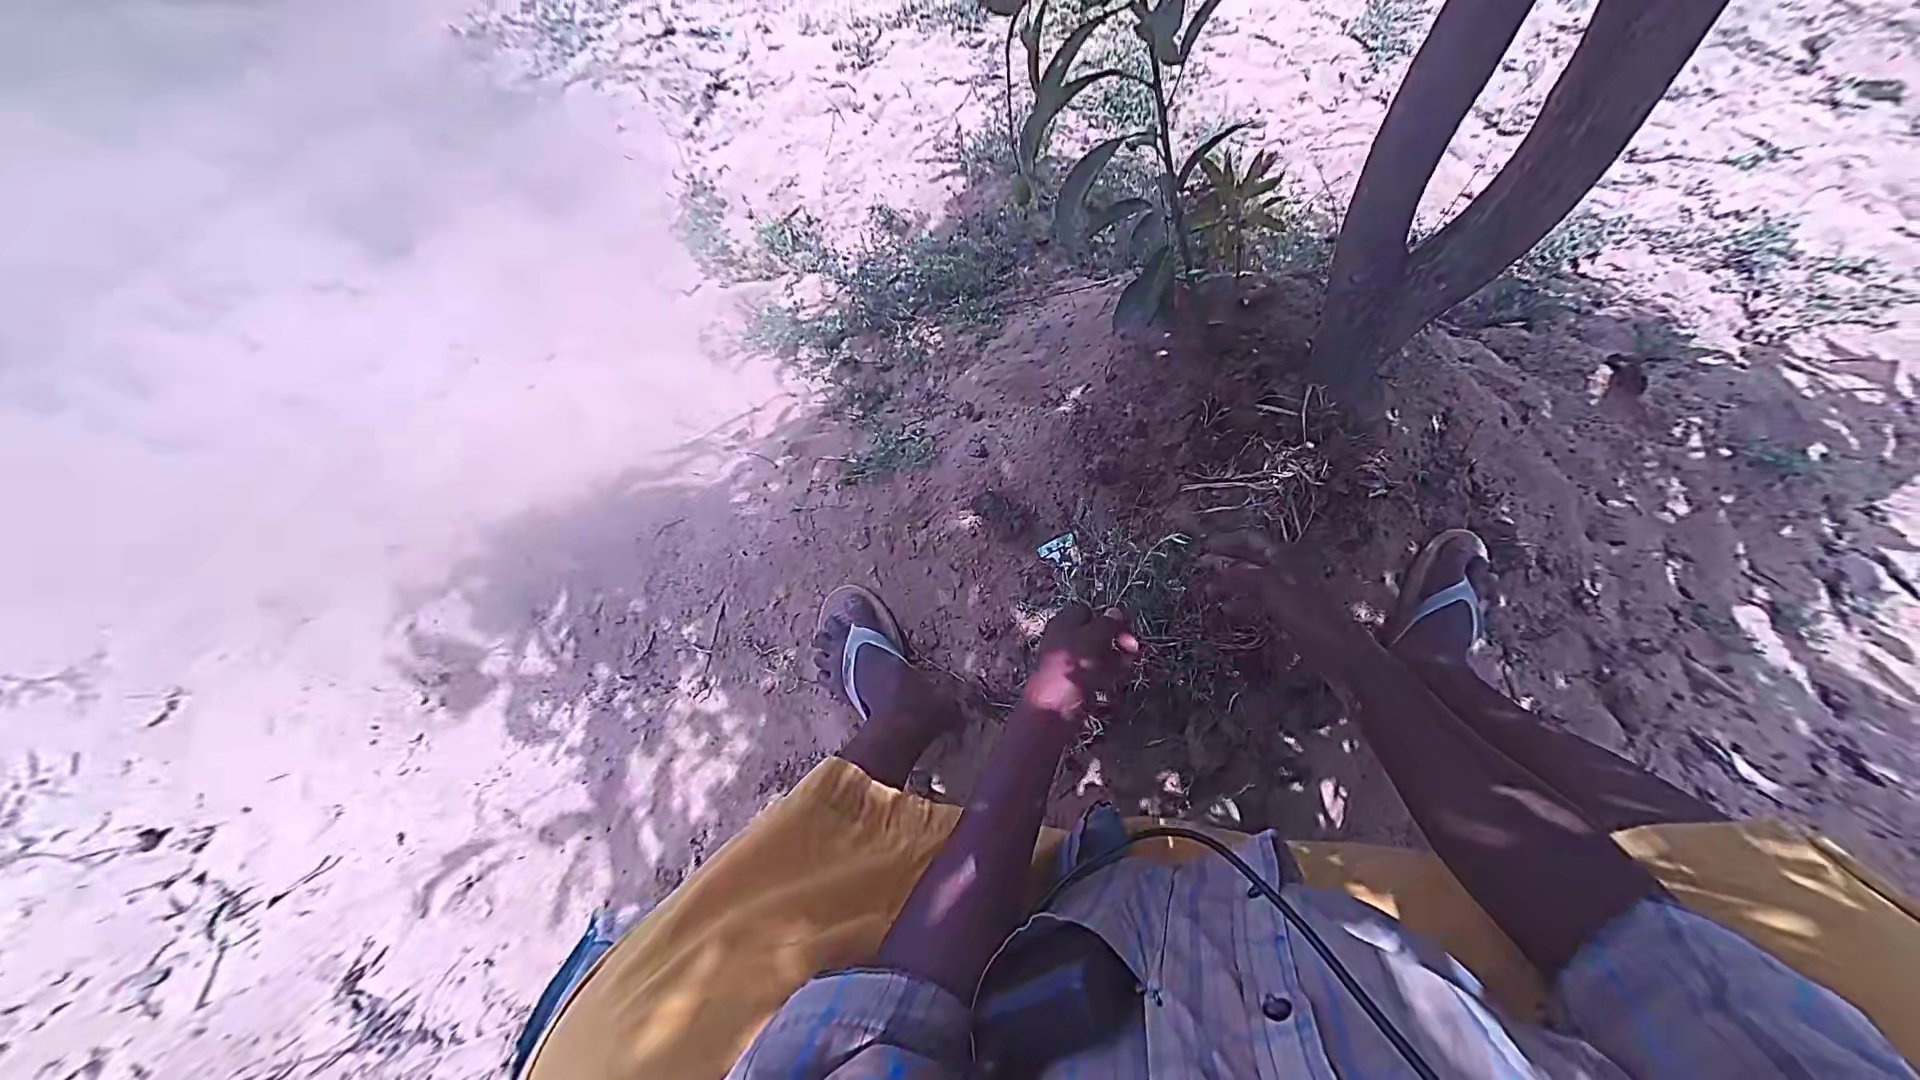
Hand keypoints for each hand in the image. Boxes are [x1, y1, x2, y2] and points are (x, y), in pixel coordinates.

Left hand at [1020, 603, 1139, 720]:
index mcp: (1063, 624)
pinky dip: (1110, 673)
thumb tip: (1116, 612)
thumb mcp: (1092, 637)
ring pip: (1098, 654)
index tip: (1127, 626)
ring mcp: (1070, 663)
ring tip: (1131, 662)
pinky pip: (1097, 673)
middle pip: (1095, 633)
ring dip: (1117, 656)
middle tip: (1134, 647)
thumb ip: (1106, 623)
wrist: (1056, 707)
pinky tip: (1122, 676)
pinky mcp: (1077, 683)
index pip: (1087, 612)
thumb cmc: (1072, 665)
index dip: (1108, 617)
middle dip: (1117, 638)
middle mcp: (1065, 640)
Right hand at [1201, 531, 1378, 680]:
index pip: (1251, 541)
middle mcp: (1287, 571)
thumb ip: (1242, 575)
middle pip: (1251, 560)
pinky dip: (1242, 603)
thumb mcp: (1272, 589)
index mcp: (1286, 559)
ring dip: (1230, 584)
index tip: (1203, 548)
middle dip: (1225, 563)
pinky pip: (1259, 601)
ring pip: (1252, 581)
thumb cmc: (1310, 616)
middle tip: (1201, 570)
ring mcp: (1289, 592)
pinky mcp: (1290, 613)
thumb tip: (1215, 565)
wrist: (1341, 654)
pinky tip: (1228, 610)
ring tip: (1209, 591)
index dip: (1226, 542)